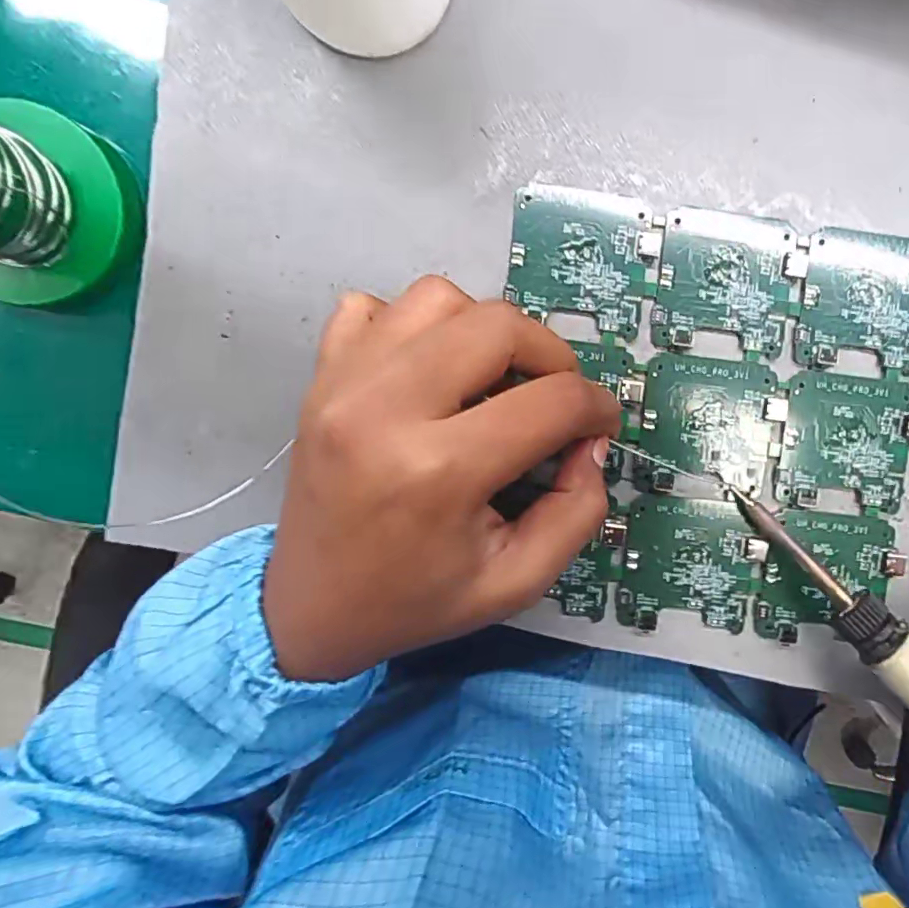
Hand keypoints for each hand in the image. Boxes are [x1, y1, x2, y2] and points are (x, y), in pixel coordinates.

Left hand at [263, 276, 621, 681]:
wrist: (310, 609)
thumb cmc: (413, 602)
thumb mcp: (515, 583)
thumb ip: (576, 512)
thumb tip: (589, 440)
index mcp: (438, 472)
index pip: (551, 401)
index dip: (596, 407)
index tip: (598, 425)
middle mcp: (385, 409)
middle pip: (497, 325)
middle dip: (549, 355)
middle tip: (552, 397)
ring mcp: (342, 383)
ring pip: (438, 298)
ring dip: (482, 330)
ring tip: (489, 381)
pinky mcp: (320, 377)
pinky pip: (370, 307)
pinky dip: (413, 327)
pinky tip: (425, 372)